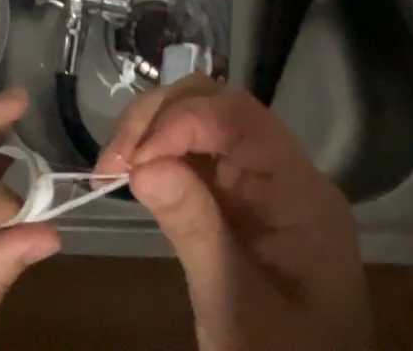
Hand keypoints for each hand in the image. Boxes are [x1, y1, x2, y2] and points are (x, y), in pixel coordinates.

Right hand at [98, 78, 369, 350]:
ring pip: (201, 119)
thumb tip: (142, 166)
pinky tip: (129, 174)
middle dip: (160, 117)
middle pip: (219, 105)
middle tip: (112, 161)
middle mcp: (282, 174)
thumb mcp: (237, 306)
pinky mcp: (235, 199)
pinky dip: (156, 153)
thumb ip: (196, 231)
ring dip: (151, 130)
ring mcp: (259, 184)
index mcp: (301, 193)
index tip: (133, 159)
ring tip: (110, 168)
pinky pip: (194, 154)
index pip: (242, 120)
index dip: (182, 121)